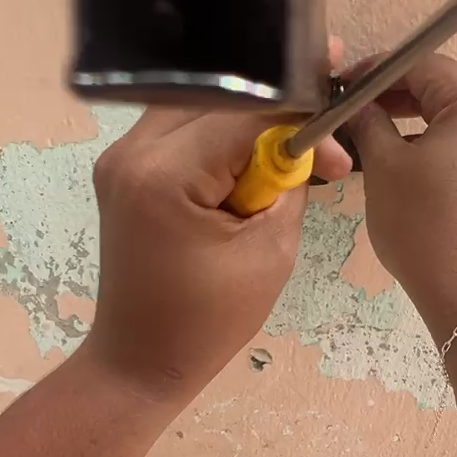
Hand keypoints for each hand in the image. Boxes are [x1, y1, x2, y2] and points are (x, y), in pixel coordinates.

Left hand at [82, 109, 351, 401]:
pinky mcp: (122, 172)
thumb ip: (289, 184)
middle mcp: (131, 152)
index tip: (336, 134)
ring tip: (284, 143)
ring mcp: (119, 159)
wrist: (140, 363)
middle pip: (216, 93)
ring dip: (241, 121)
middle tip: (320, 115)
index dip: (298, 113)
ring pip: (195, 105)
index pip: (244, 109)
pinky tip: (243, 161)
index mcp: (164, 174)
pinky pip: (177, 132)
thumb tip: (304, 142)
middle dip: (271, 105)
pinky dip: (215, 139)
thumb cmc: (207, 324)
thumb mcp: (269, 253)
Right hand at [347, 54, 456, 328]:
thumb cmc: (419, 221)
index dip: (376, 71)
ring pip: (446, 110)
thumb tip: (356, 103)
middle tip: (349, 107)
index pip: (420, 64)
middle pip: (437, 84)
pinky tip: (395, 150)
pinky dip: (425, 136)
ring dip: (406, 115)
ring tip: (365, 129)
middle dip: (391, 93)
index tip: (341, 84)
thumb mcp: (383, 165)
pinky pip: (456, 135)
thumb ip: (368, 121)